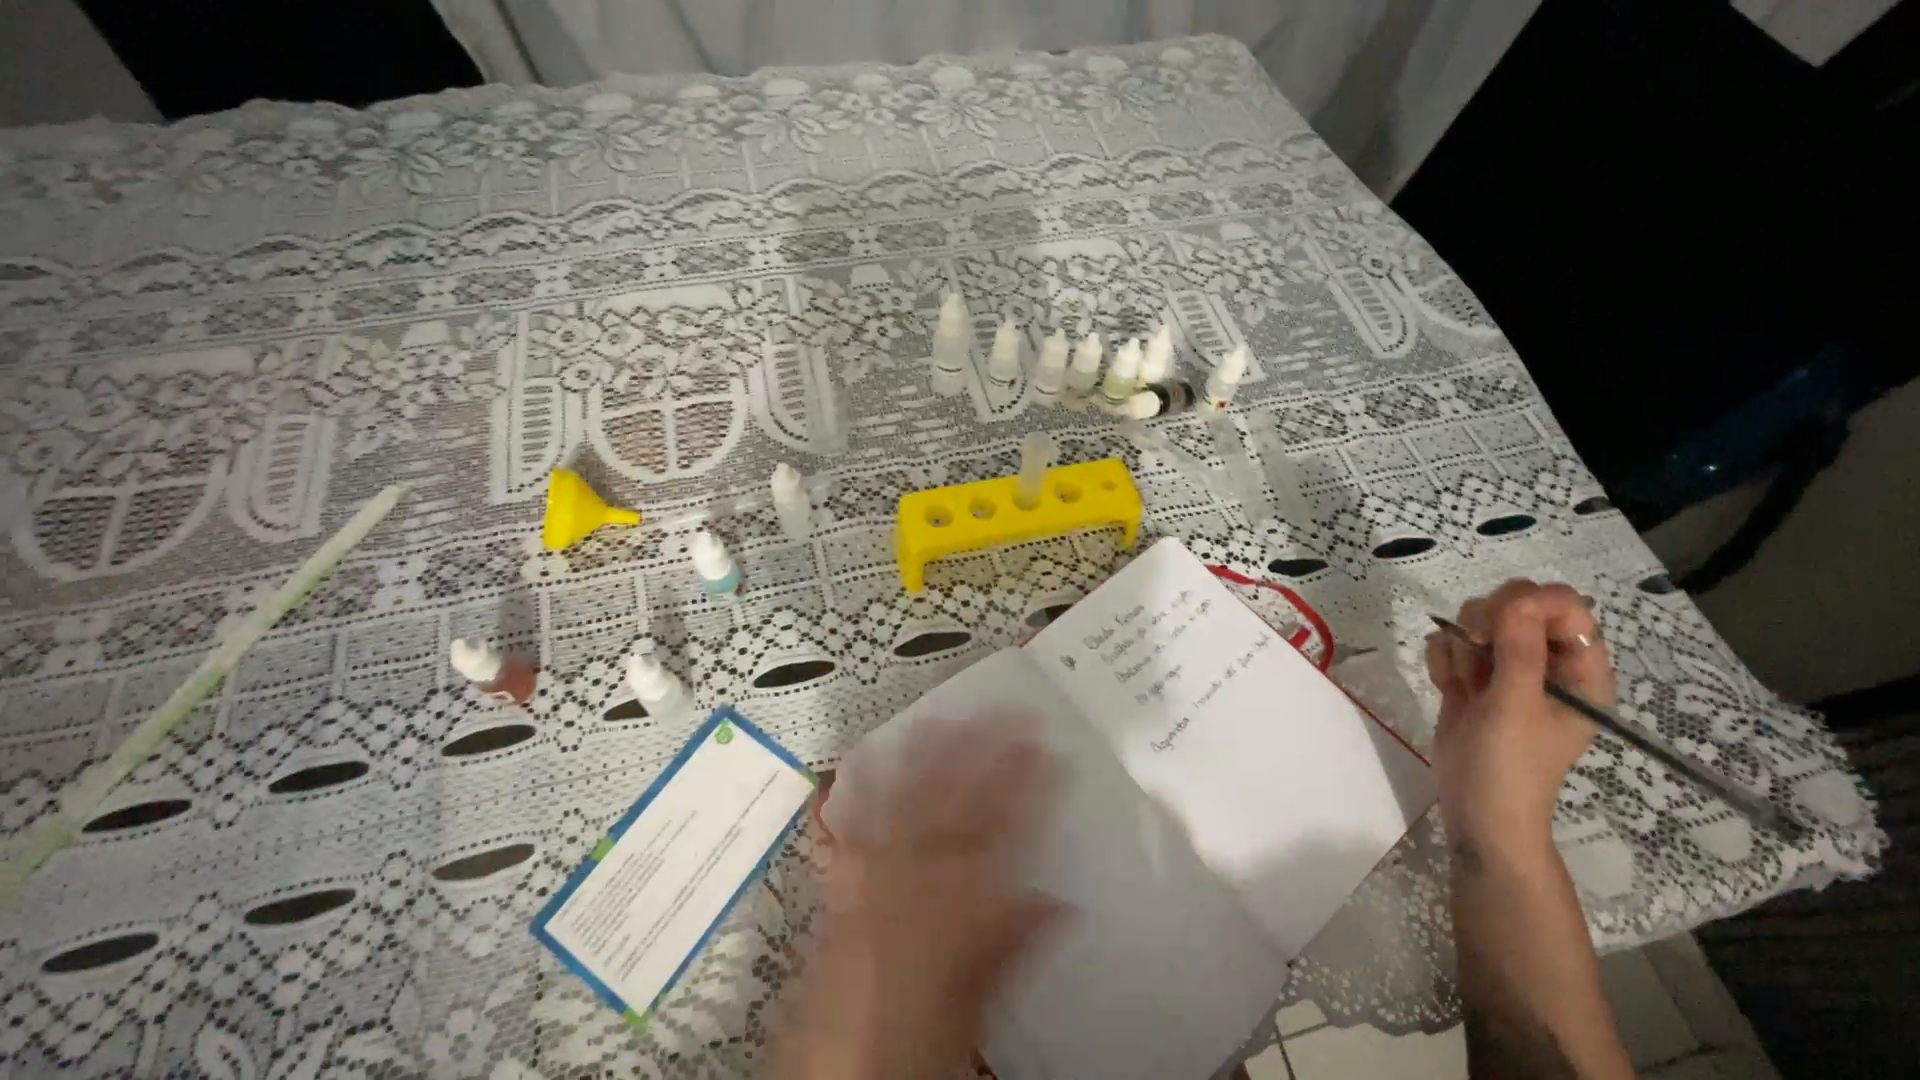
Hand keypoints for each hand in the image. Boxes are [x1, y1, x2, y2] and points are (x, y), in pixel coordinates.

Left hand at [772, 713, 1066, 1079]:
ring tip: (949, 712)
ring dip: (929, 752)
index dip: (1030, 785)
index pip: (1004, 832)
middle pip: (955, 802)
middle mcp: (910, 883)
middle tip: (1011, 712)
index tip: (1050, 750)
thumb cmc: (910, 1046)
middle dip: (986, 750)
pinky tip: (867, 755)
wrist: (834, 1074)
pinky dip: (864, 784)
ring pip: (905, 799)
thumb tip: (1059, 904)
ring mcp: (870, 878)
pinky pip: (854, 822)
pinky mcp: (840, 886)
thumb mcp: (979, 1003)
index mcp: (956, 912)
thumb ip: (1014, 945)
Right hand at [1424, 580, 1612, 868]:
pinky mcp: (1472, 680)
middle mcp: (1547, 664)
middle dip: (1486, 621)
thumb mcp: (1517, 706)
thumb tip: (1519, 598)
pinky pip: (1451, 645)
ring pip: (1477, 621)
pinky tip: (1447, 688)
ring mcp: (1507, 671)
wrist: (1477, 814)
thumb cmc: (1510, 765)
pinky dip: (1442, 660)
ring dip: (1460, 645)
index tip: (1496, 623)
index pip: (1565, 606)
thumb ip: (1520, 649)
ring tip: (1462, 683)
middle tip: (1473, 649)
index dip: (1530, 603)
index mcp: (1580, 671)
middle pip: (1516, 604)